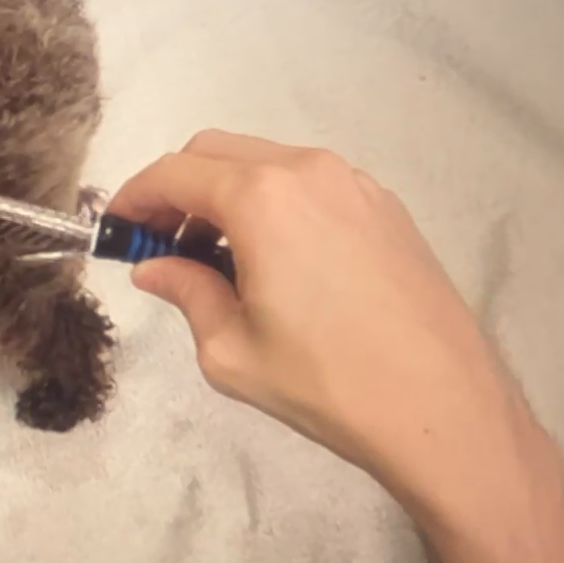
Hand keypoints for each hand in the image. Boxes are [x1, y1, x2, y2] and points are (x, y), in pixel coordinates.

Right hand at [108, 132, 548, 511]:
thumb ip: (184, 291)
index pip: (173, 174)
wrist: (447, 411)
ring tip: (215, 255)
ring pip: (261, 160)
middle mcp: (306, 170)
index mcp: (260, 198)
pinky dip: (268, 200)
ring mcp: (352, 182)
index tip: (116, 228)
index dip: (134, 197)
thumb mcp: (229, 348)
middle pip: (213, 151)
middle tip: (160, 242)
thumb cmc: (325, 382)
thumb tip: (153, 269)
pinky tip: (271, 256)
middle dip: (174, 189)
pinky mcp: (384, 205)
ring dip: (221, 192)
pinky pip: (305, 180)